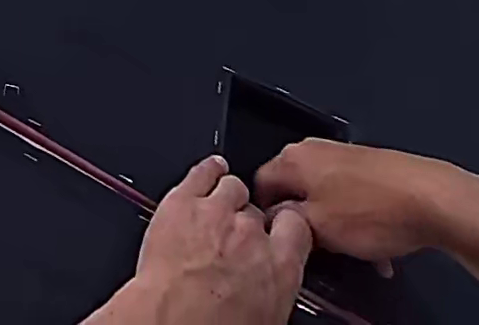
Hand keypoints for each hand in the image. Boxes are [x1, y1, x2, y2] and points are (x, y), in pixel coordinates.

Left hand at [86, 155, 311, 324]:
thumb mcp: (264, 320)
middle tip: (232, 240)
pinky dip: (207, 169)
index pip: (296, 226)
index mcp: (278, 268)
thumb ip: (273, 288)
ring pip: (231, 184)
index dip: (286, 226)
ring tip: (217, 209)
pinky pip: (201, 172)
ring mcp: (215, 211)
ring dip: (226, 196)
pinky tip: (210, 169)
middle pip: (256, 209)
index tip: (280, 230)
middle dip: (245, 222)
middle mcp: (249, 234)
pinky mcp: (182, 200)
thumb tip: (269, 289)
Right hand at [255, 140, 478, 270]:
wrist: (428, 196)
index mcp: (292, 158)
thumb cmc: (370, 211)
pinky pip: (347, 196)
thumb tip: (273, 218)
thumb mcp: (318, 227)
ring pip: (322, 197)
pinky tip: (375, 247)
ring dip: (332, 228)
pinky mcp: (364, 165)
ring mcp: (339, 155)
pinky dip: (354, 220)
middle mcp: (312, 149)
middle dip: (303, 223)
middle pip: (292, 190)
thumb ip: (286, 221)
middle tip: (317, 251)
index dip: (265, 216)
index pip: (259, 184)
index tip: (278, 240)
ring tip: (353, 255)